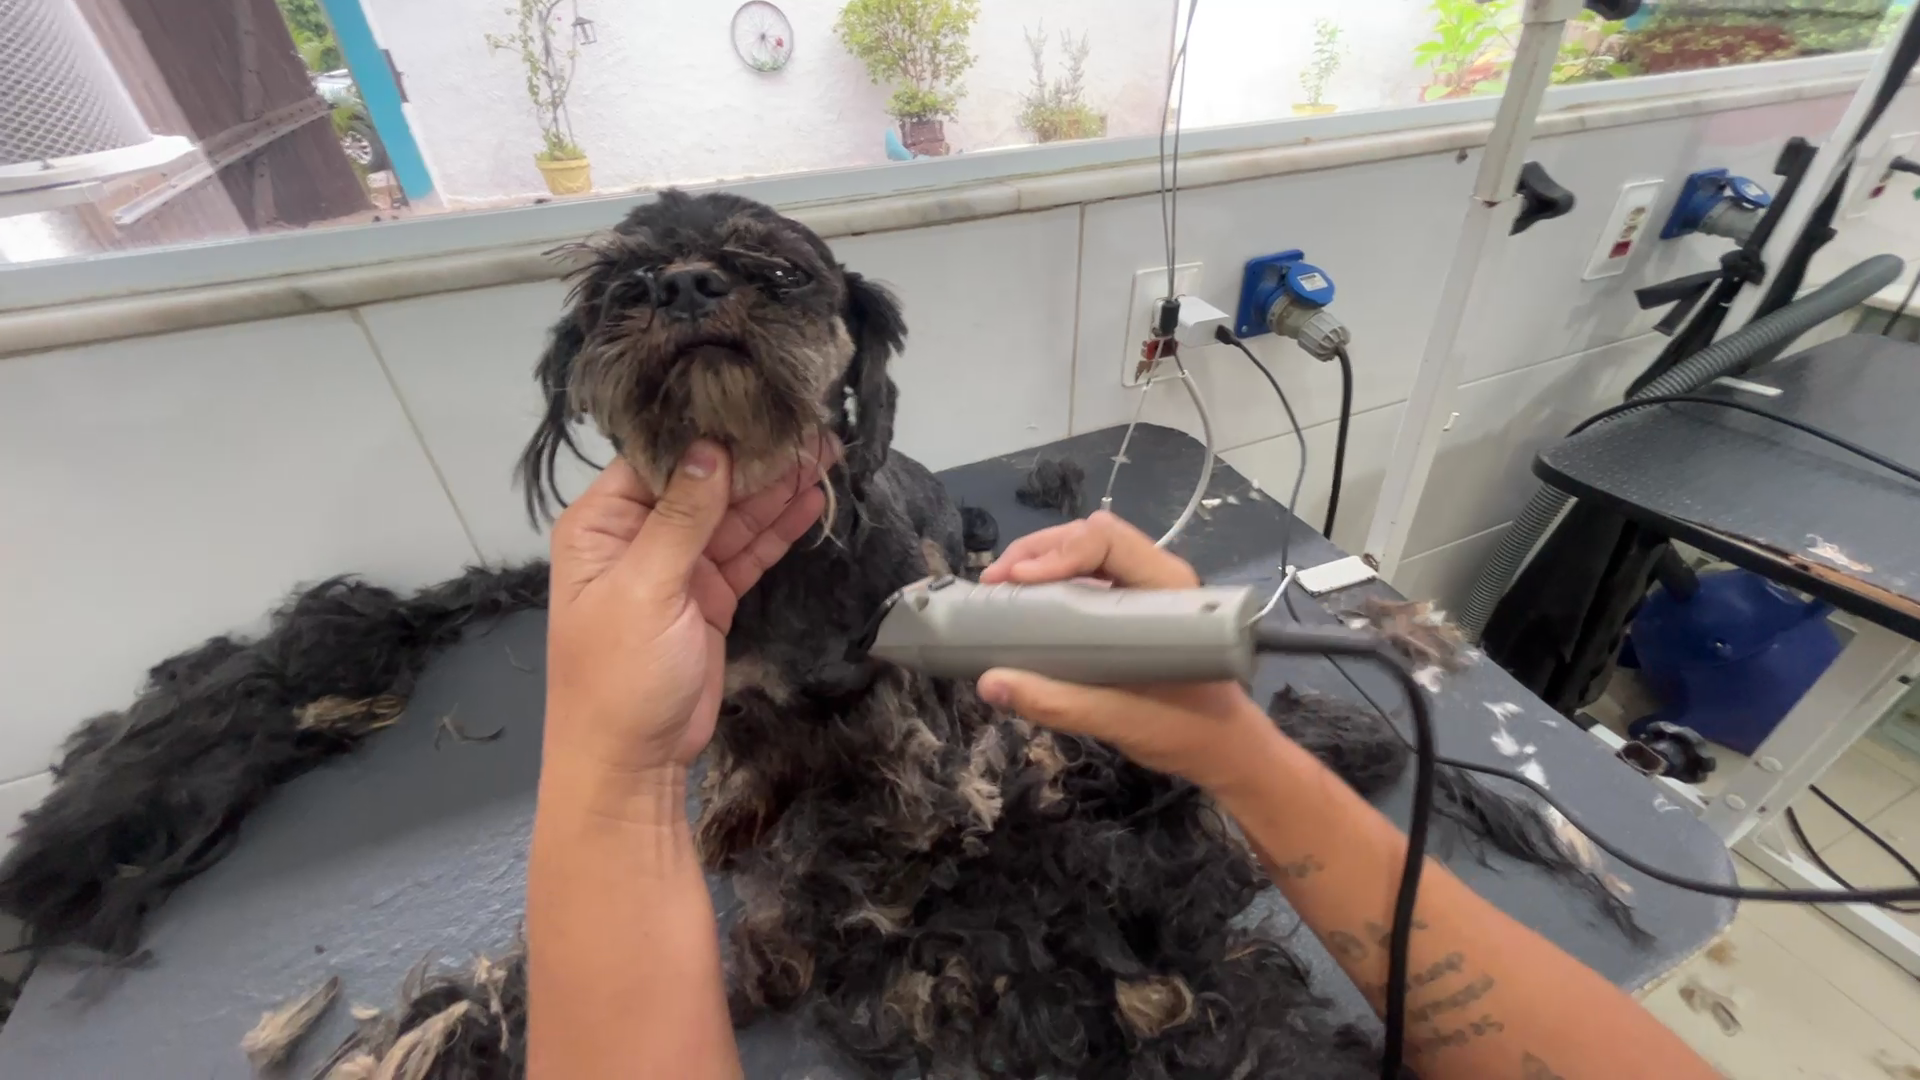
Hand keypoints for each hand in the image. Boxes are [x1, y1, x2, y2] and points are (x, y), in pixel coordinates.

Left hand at [544, 436, 834, 789]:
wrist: (635, 761)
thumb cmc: (619, 676)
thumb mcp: (646, 590)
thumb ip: (680, 519)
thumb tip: (709, 450)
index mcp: (604, 525)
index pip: (659, 461)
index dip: (709, 434)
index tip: (758, 405)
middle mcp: (641, 536)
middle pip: (706, 485)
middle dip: (756, 460)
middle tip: (809, 429)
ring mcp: (681, 566)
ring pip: (735, 517)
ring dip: (776, 490)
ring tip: (823, 455)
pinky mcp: (713, 594)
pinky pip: (749, 551)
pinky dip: (778, 530)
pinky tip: (810, 502)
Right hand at [975, 512, 1279, 792]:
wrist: (1225, 750)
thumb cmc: (1188, 731)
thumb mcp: (1122, 720)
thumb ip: (1058, 702)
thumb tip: (989, 682)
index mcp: (1166, 589)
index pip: (1108, 539)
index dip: (1059, 553)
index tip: (1021, 581)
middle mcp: (1154, 577)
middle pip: (1088, 535)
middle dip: (1036, 550)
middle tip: (995, 582)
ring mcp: (1139, 590)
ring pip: (1083, 549)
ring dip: (1037, 561)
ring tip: (999, 588)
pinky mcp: (1125, 608)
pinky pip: (1083, 576)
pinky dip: (1048, 581)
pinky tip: (1022, 602)